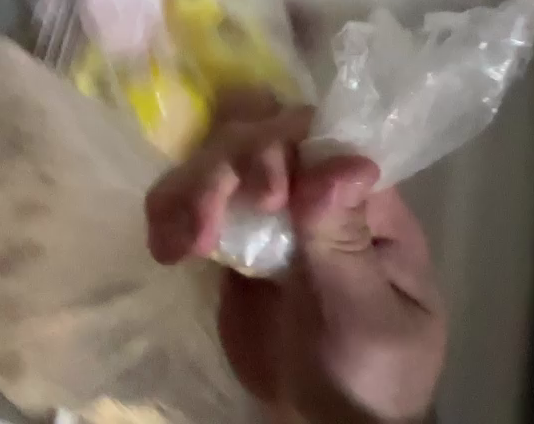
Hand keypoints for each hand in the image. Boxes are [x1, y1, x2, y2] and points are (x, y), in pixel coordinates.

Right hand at [145, 97, 445, 423]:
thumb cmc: (367, 374)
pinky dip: (165, 213)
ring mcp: (263, 207)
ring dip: (186, 193)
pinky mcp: (223, 227)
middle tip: (203, 229)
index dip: (279, 146)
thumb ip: (345, 241)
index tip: (263, 195)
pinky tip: (165, 249)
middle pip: (252, 137)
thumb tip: (346, 161)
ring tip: (180, 247)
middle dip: (220, 174)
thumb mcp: (367, 316)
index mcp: (362, 203)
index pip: (315, 138)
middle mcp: (308, 189)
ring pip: (210, 158)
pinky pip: (183, 195)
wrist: (319, 423)